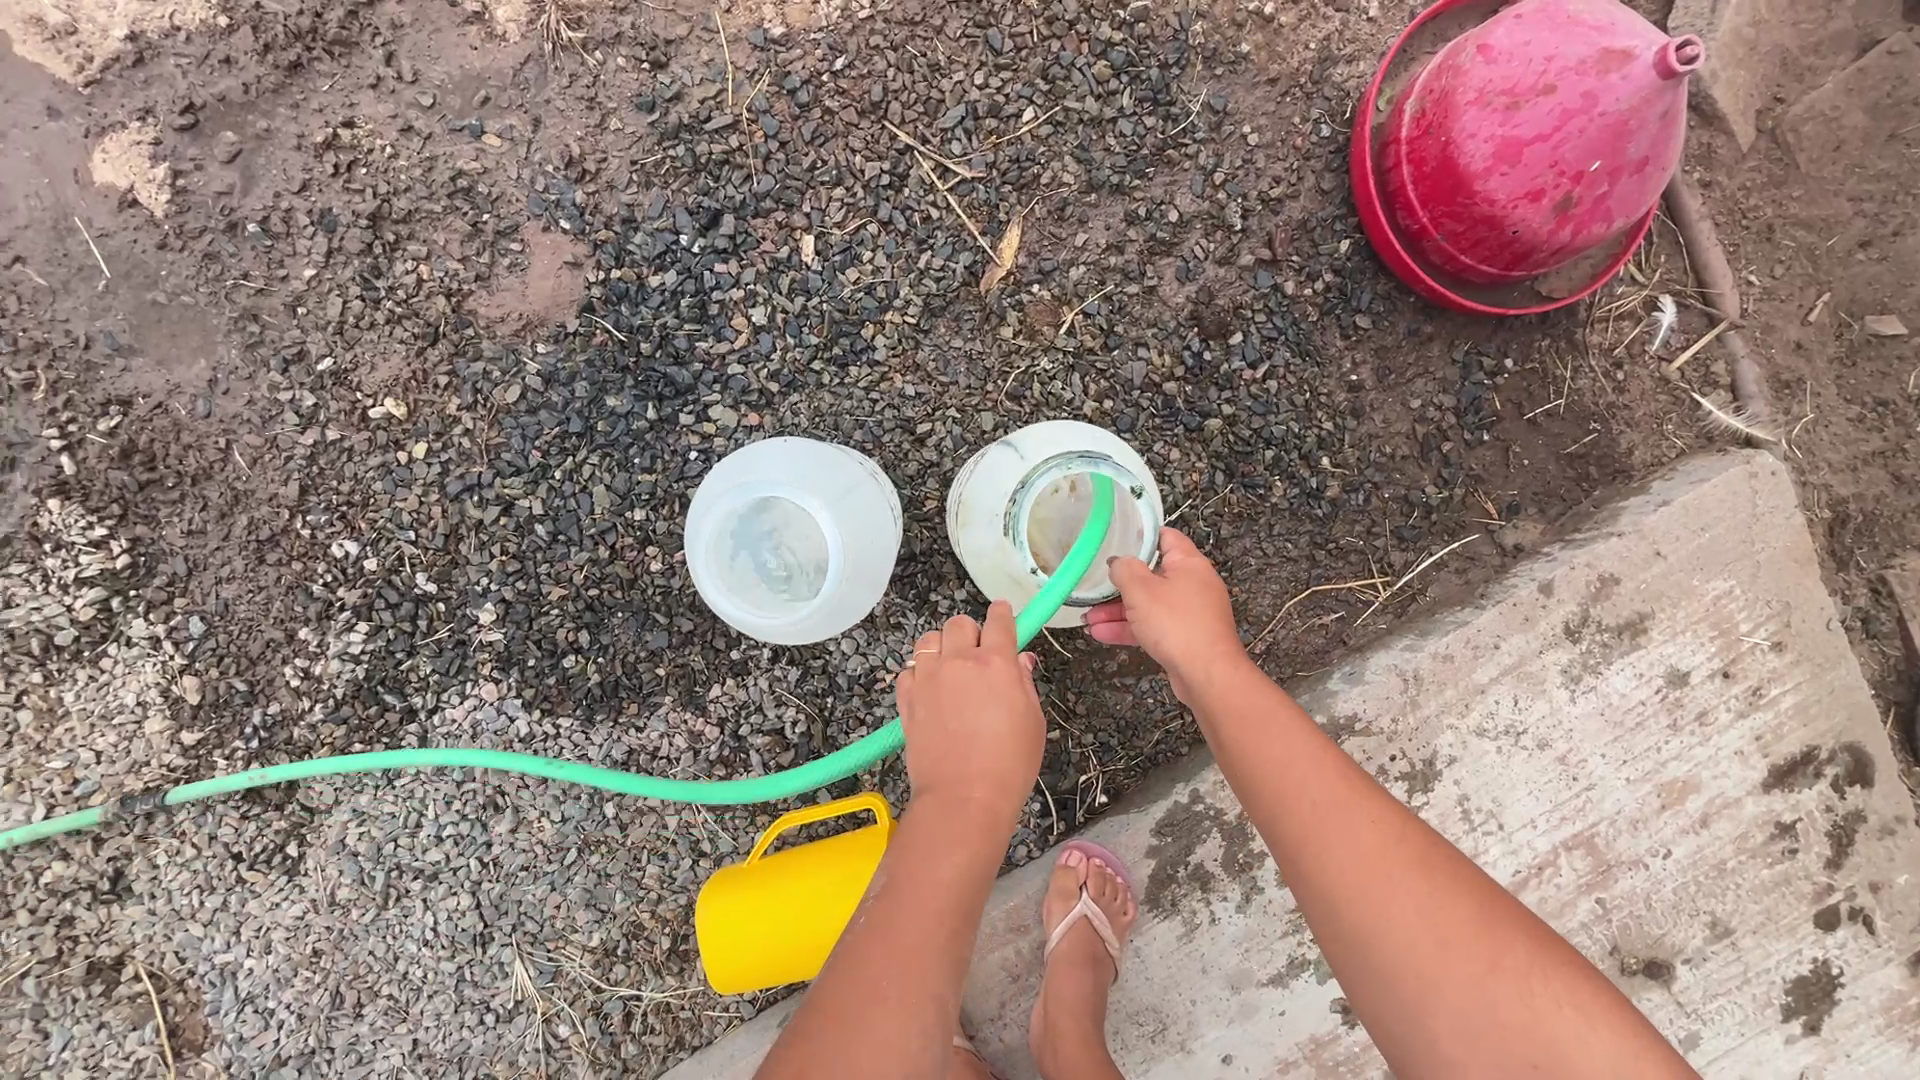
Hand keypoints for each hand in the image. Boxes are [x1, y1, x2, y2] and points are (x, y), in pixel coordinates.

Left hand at [894, 601, 1044, 814]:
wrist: (964, 797)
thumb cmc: (1009, 765)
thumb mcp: (1033, 722)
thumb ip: (1024, 684)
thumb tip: (1019, 661)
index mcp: (996, 663)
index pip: (999, 620)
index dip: (1002, 614)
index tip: (1003, 614)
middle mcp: (959, 662)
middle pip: (959, 623)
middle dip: (970, 632)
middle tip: (978, 653)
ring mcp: (928, 679)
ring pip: (928, 639)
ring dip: (941, 646)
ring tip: (950, 667)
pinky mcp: (907, 699)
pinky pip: (908, 670)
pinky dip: (919, 673)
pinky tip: (930, 690)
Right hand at [1085, 527, 1249, 701]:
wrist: (1206, 675)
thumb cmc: (1177, 625)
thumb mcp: (1141, 590)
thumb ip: (1124, 569)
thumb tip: (1117, 562)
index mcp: (1189, 564)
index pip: (1165, 537)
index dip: (1140, 536)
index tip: (1116, 539)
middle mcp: (1193, 585)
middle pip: (1151, 576)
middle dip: (1119, 585)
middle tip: (1094, 588)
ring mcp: (1190, 613)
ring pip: (1148, 605)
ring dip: (1118, 611)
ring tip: (1089, 619)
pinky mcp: (1185, 637)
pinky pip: (1153, 627)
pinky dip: (1129, 629)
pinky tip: (1102, 634)